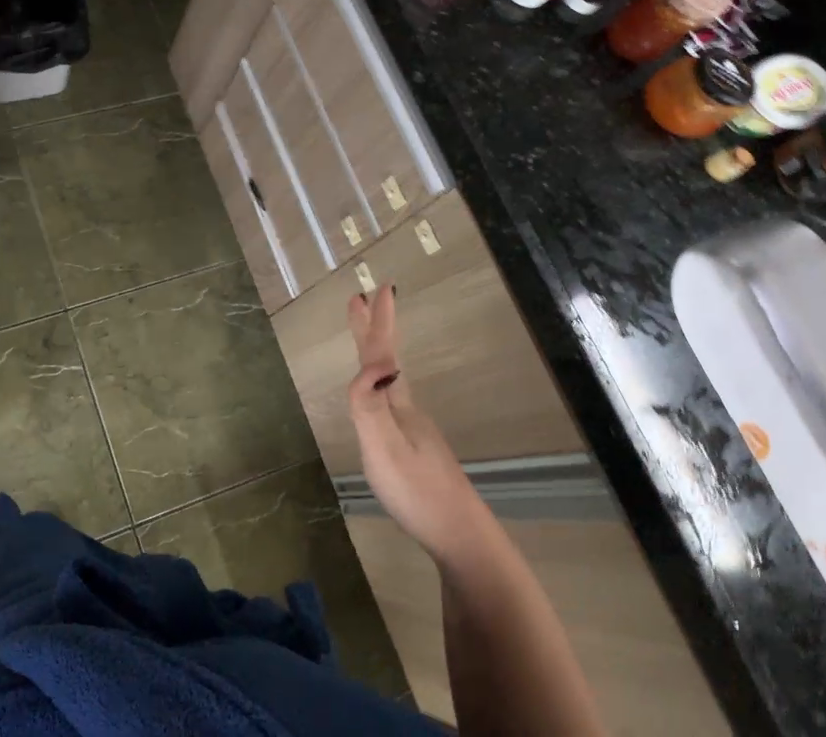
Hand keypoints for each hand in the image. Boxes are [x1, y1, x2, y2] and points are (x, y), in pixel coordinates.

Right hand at [347, 287, 474, 558]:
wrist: (460, 535)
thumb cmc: (416, 492)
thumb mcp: (383, 448)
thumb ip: (369, 406)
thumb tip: (371, 364)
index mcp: (399, 405)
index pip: (383, 356)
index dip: (377, 325)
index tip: (376, 289)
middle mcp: (408, 410)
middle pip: (389, 362)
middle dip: (376, 330)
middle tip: (366, 300)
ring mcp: (415, 431)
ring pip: (392, 381)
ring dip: (378, 354)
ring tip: (367, 343)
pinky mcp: (417, 451)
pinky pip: (392, 402)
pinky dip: (380, 385)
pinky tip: (380, 398)